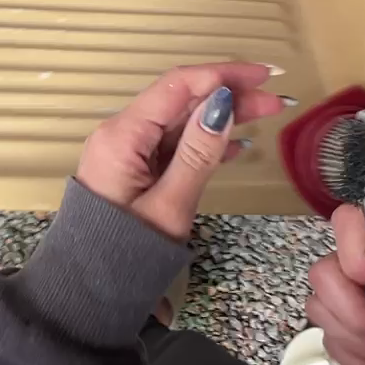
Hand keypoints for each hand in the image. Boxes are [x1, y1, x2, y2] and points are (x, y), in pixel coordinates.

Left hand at [76, 63, 287, 240]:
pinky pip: (174, 143)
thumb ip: (197, 153)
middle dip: (230, 94)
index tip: (263, 74)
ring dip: (223, 115)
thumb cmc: (125, 253)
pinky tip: (237, 144)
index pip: (177, 86)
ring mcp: (128, 150)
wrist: (88, 290)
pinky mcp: (135, 167)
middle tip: (276, 98)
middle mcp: (122, 133)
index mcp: (122, 136)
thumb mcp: (170, 205)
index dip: (222, 74)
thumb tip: (223, 103)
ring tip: (267, 114)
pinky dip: (206, 141)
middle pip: (183, 100)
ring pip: (182, 120)